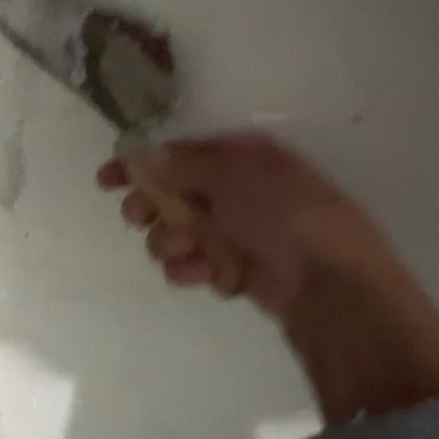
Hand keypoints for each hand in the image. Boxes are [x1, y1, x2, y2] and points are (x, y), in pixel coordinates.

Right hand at [98, 131, 438, 420]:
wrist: (331, 286)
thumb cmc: (288, 217)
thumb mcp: (236, 176)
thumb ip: (184, 164)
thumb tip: (140, 154)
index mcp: (245, 158)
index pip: (182, 153)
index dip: (142, 164)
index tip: (106, 180)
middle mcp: (239, 191)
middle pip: (171, 194)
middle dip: (150, 208)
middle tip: (139, 217)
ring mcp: (236, 232)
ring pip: (175, 233)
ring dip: (170, 244)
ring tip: (187, 255)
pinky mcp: (233, 268)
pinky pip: (193, 264)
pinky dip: (191, 270)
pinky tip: (201, 277)